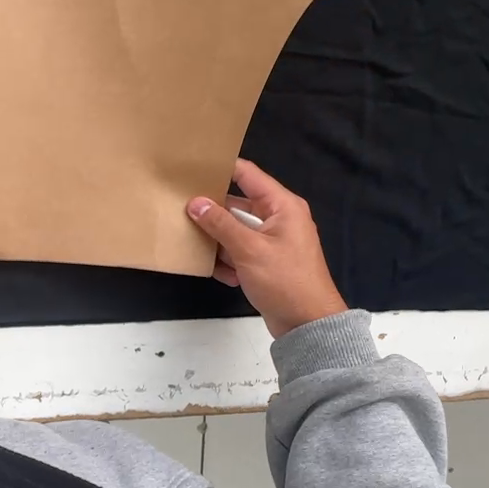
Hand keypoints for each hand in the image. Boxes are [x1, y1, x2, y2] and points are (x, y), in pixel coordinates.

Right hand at [186, 159, 348, 337]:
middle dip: (213, 210)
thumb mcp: (248, 249)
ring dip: (218, 241)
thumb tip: (195, 202)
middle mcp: (279, 219)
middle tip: (181, 207)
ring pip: (235, 231)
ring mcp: (272, 242)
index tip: (194, 165)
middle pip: (238, 205)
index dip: (224, 167)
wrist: (307, 322)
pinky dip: (229, 261)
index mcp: (283, 206)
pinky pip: (240, 252)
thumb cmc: (284, 280)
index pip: (249, 175)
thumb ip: (220, 224)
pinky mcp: (266, 262)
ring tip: (195, 246)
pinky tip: (225, 275)